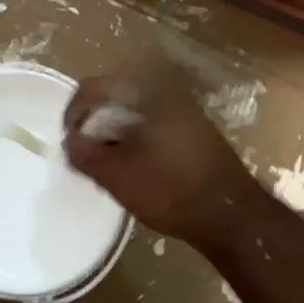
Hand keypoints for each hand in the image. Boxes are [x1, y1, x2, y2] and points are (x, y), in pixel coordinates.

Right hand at [62, 65, 263, 250]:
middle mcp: (164, 90)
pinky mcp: (195, 128)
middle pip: (114, 94)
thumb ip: (85, 155)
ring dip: (116, 129)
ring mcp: (183, 108)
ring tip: (109, 162)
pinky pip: (154, 121)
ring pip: (135, 109)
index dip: (73, 112)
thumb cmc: (171, 190)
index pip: (93, 86)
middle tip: (87, 150)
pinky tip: (137, 165)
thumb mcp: (117, 177)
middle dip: (95, 120)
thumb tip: (70, 142)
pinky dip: (137, 136)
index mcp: (144, 91)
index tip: (70, 141)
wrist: (233, 216)